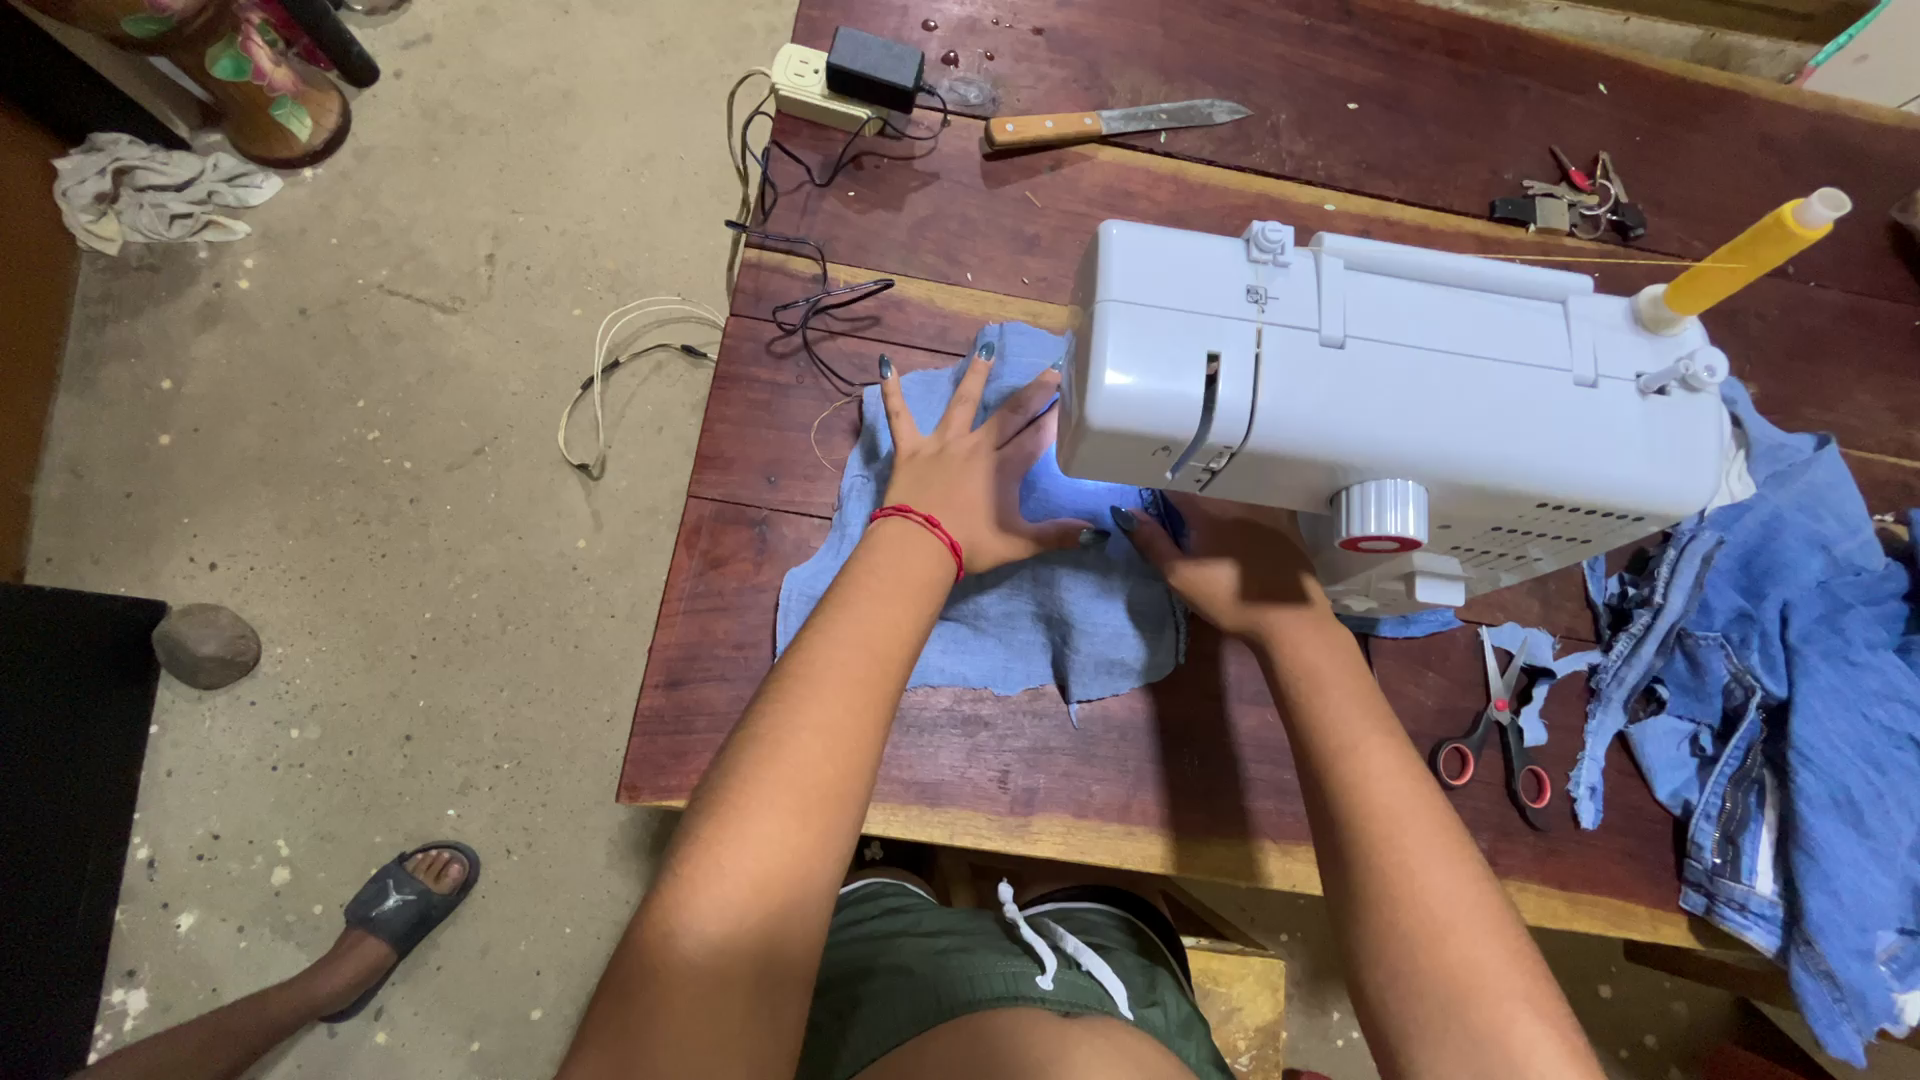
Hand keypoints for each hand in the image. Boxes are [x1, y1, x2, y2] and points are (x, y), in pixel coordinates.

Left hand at [877, 348, 1095, 573]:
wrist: (918, 546)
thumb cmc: (968, 546)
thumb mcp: (1019, 544)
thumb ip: (1057, 535)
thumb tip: (1098, 533)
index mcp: (1003, 468)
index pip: (1037, 437)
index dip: (1056, 418)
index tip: (1073, 397)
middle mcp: (976, 446)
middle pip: (1010, 413)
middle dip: (1033, 392)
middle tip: (1052, 370)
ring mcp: (942, 443)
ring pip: (962, 402)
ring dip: (976, 375)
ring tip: (986, 349)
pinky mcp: (910, 448)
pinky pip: (899, 415)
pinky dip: (892, 391)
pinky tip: (886, 365)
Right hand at [1114, 492, 1333, 642]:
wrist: (1288, 620)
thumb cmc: (1228, 600)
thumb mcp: (1179, 576)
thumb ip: (1152, 542)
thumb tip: (1126, 512)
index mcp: (1209, 511)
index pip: (1177, 486)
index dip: (1160, 486)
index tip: (1150, 491)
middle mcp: (1239, 500)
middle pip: (1207, 484)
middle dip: (1189, 487)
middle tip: (1176, 498)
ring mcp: (1268, 509)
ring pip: (1236, 487)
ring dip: (1218, 489)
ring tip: (1207, 501)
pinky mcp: (1288, 522)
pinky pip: (1262, 497)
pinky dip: (1247, 498)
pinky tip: (1243, 512)